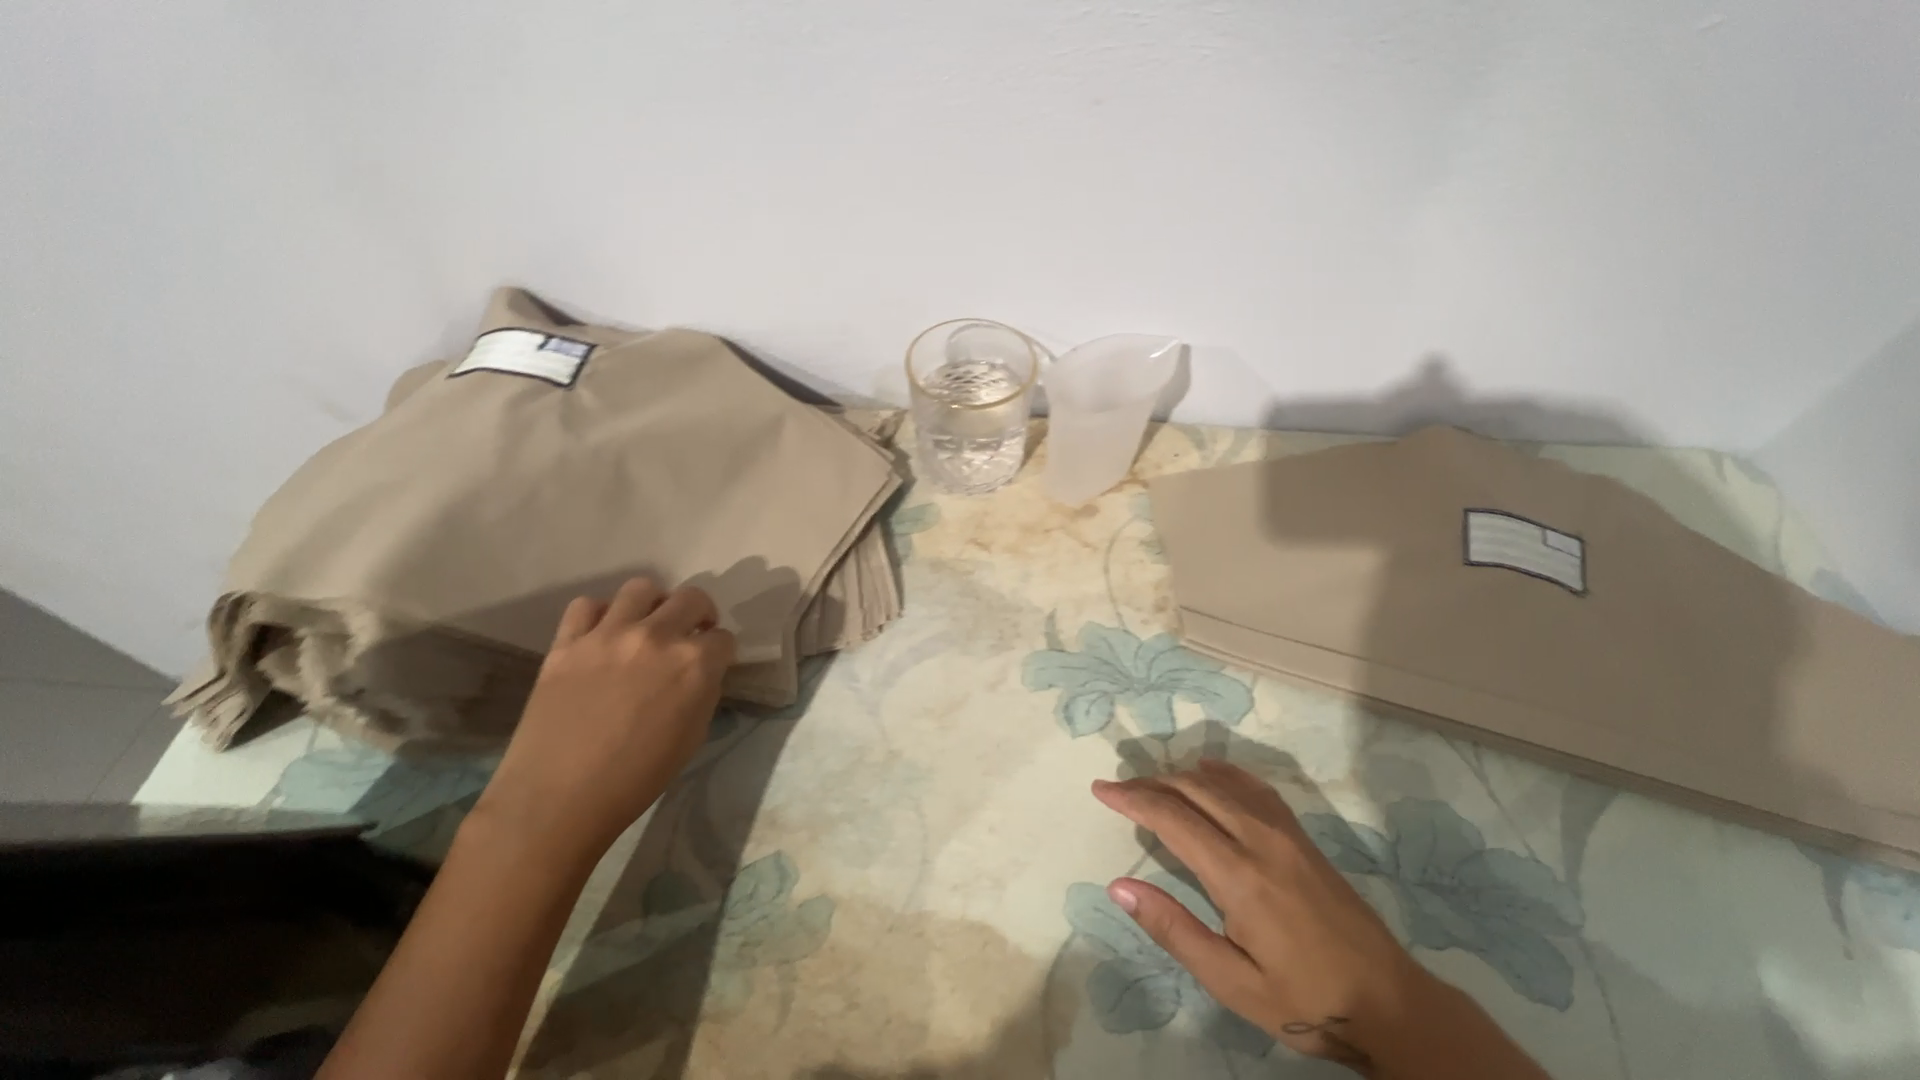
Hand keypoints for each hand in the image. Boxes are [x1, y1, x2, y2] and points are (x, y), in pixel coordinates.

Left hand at [476, 578, 736, 863]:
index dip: (721, 651)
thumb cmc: (637, 779)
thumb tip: (699, 673)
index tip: (713, 663)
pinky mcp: (567, 642)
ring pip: (641, 589)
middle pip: (691, 598)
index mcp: (694, 664)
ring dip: (653, 605)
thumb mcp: (692, 737)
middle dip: (699, 614)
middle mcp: (656, 637)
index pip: (724, 638)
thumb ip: (702, 692)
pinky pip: (587, 605)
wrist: (560, 797)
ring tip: (646, 626)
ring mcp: (607, 635)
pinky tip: (602, 637)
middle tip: (690, 633)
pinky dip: (600, 615)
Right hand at [1094, 761, 1542, 1077]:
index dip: (1132, 799)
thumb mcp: (1230, 981)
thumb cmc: (1304, 1000)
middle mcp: (1261, 840)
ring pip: (1225, 784)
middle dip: (1151, 783)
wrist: (1389, 1003)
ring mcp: (1287, 835)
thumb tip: (1118, 885)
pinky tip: (1211, 773)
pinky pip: (1256, 789)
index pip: (1172, 818)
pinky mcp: (1304, 840)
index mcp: (1238, 875)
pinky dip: (1225, 774)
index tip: (1101, 790)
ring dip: (1183, 777)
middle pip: (1195, 790)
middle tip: (1118, 788)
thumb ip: (1174, 929)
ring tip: (1152, 783)